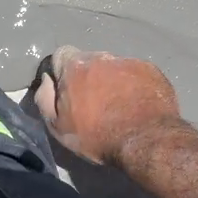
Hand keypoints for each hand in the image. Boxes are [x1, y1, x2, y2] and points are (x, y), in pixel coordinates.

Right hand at [33, 47, 183, 165]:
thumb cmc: (97, 137)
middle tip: (93, 103)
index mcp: (74, 66)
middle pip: (88, 61)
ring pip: (113, 67)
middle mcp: (101, 56)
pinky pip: (136, 73)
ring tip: (118, 105)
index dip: (61, 72)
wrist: (147, 141)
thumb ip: (45, 99)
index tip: (66, 91)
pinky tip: (137, 104)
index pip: (60, 55)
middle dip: (88, 77)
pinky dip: (133, 85)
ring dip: (111, 81)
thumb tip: (46, 80)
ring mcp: (129, 61)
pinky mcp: (152, 70)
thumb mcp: (58, 127)